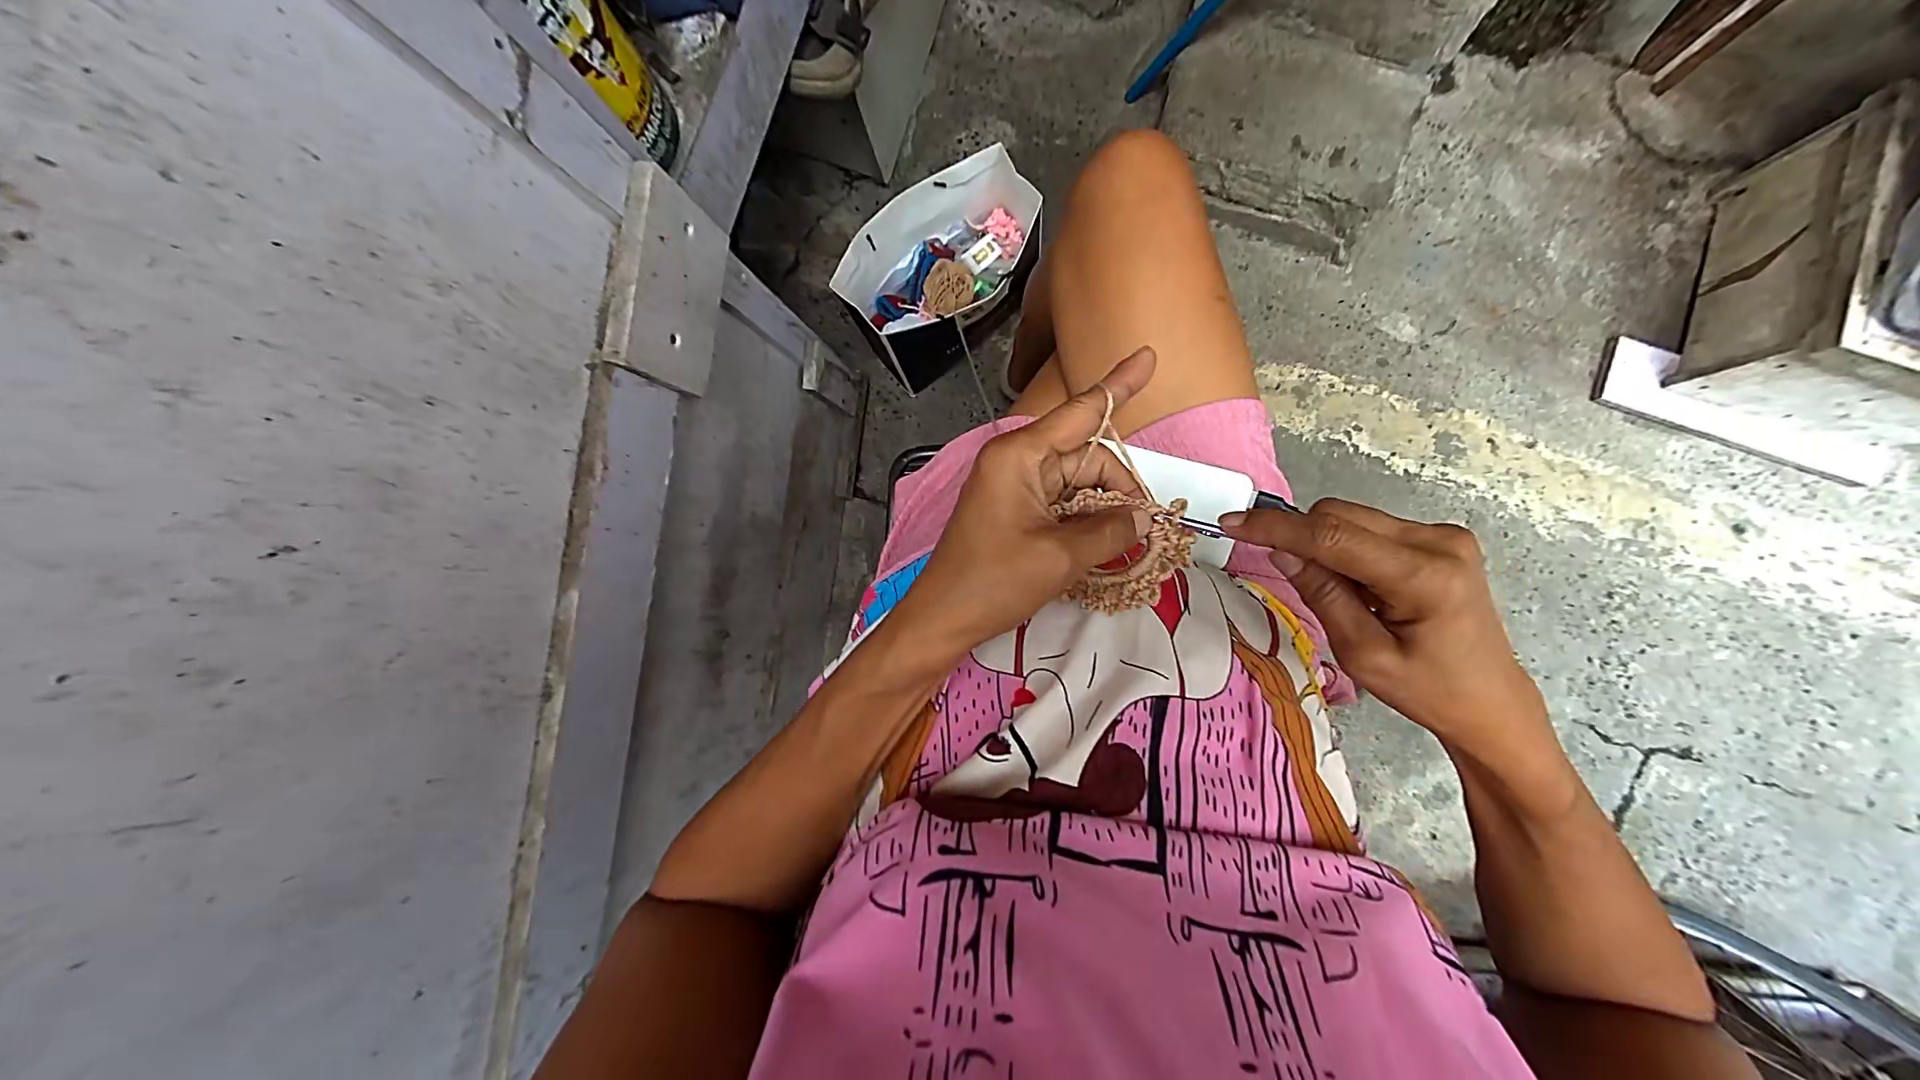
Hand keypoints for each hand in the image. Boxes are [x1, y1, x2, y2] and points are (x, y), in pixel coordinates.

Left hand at [895, 348, 1157, 654]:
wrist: (944, 617)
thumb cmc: (992, 583)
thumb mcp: (1061, 557)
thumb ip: (1111, 530)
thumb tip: (1143, 518)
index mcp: (1020, 455)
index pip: (1082, 411)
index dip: (1119, 385)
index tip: (1147, 356)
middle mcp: (1016, 460)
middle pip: (1086, 454)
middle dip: (1119, 484)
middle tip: (1145, 522)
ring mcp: (1013, 484)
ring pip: (1077, 481)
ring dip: (1103, 506)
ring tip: (1124, 538)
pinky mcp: (1014, 508)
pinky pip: (1061, 501)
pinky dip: (1084, 517)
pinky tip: (1102, 540)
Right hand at [1219, 499, 1546, 751]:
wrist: (1491, 703)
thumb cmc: (1429, 690)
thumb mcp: (1362, 654)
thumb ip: (1322, 596)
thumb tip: (1283, 552)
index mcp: (1424, 575)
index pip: (1332, 536)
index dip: (1275, 527)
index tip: (1232, 522)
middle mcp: (1439, 541)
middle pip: (1339, 516)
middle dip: (1301, 539)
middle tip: (1292, 581)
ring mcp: (1443, 536)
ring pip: (1351, 519)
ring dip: (1324, 547)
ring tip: (1340, 596)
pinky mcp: (1439, 540)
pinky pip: (1369, 529)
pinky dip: (1346, 551)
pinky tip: (1360, 589)